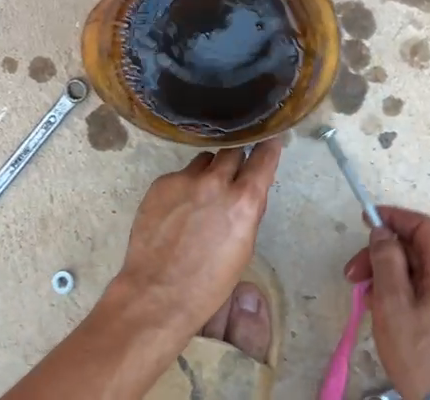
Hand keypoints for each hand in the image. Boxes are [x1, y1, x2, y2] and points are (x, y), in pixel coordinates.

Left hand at [108, 137, 284, 336]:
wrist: (159, 291)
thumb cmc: (209, 282)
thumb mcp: (242, 247)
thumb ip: (247, 210)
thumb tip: (248, 190)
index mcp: (243, 201)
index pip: (262, 159)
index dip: (268, 147)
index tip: (270, 137)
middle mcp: (216, 182)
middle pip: (232, 151)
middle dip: (236, 160)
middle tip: (232, 174)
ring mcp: (185, 179)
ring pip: (205, 160)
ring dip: (209, 171)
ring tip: (201, 196)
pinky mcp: (162, 182)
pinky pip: (180, 175)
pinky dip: (184, 187)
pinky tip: (176, 210)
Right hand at [343, 207, 429, 399]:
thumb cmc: (421, 353)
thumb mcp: (394, 303)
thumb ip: (386, 261)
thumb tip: (383, 232)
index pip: (422, 227)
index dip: (394, 217)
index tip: (366, 220)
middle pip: (415, 251)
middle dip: (381, 253)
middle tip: (352, 272)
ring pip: (415, 275)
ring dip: (386, 276)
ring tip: (363, 298)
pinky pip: (420, 296)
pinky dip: (397, 295)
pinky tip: (380, 312)